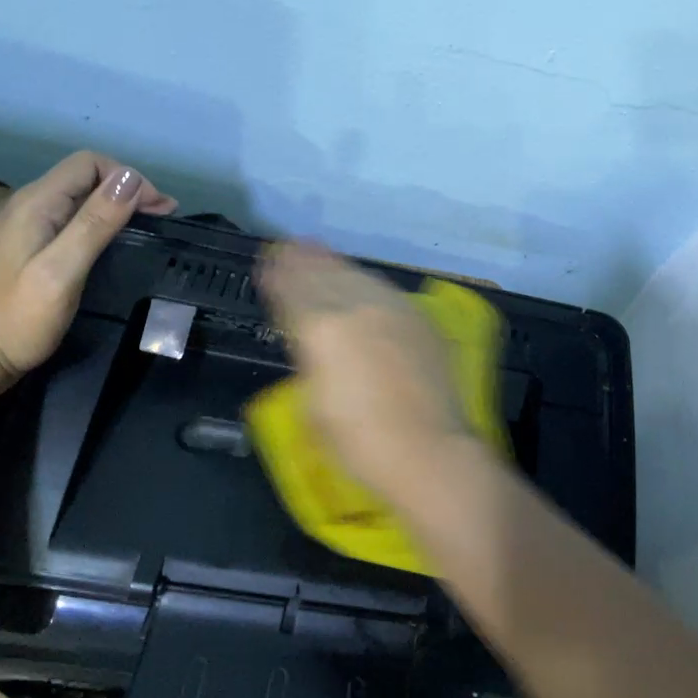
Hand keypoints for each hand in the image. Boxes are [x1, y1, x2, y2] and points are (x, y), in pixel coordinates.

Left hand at [0, 151, 175, 387]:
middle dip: (127, 190)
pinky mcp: (24, 249)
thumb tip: (130, 179)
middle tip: (163, 219)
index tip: (159, 211)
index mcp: (34, 204)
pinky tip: (112, 243)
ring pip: (77, 198)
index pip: (89, 163)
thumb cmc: (16, 318)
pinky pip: (67, 220)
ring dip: (114, 206)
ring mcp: (22, 227)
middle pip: (84, 177)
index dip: (129, 179)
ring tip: (147, 229)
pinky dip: (97, 222)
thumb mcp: (62, 271)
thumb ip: (95, 222)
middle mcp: (26, 206)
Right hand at [258, 242, 479, 502]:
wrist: (429, 450)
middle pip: (324, 275)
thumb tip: (306, 339)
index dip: (278, 275)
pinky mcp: (419, 318)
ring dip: (334, 265)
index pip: (293, 291)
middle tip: (289, 247)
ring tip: (318, 252)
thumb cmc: (360, 443)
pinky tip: (361, 281)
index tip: (268, 260)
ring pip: (356, 276)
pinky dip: (365, 281)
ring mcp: (392, 309)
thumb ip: (308, 361)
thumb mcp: (314, 405)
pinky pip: (385, 289)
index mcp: (321, 329)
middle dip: (303, 262)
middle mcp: (355, 308)